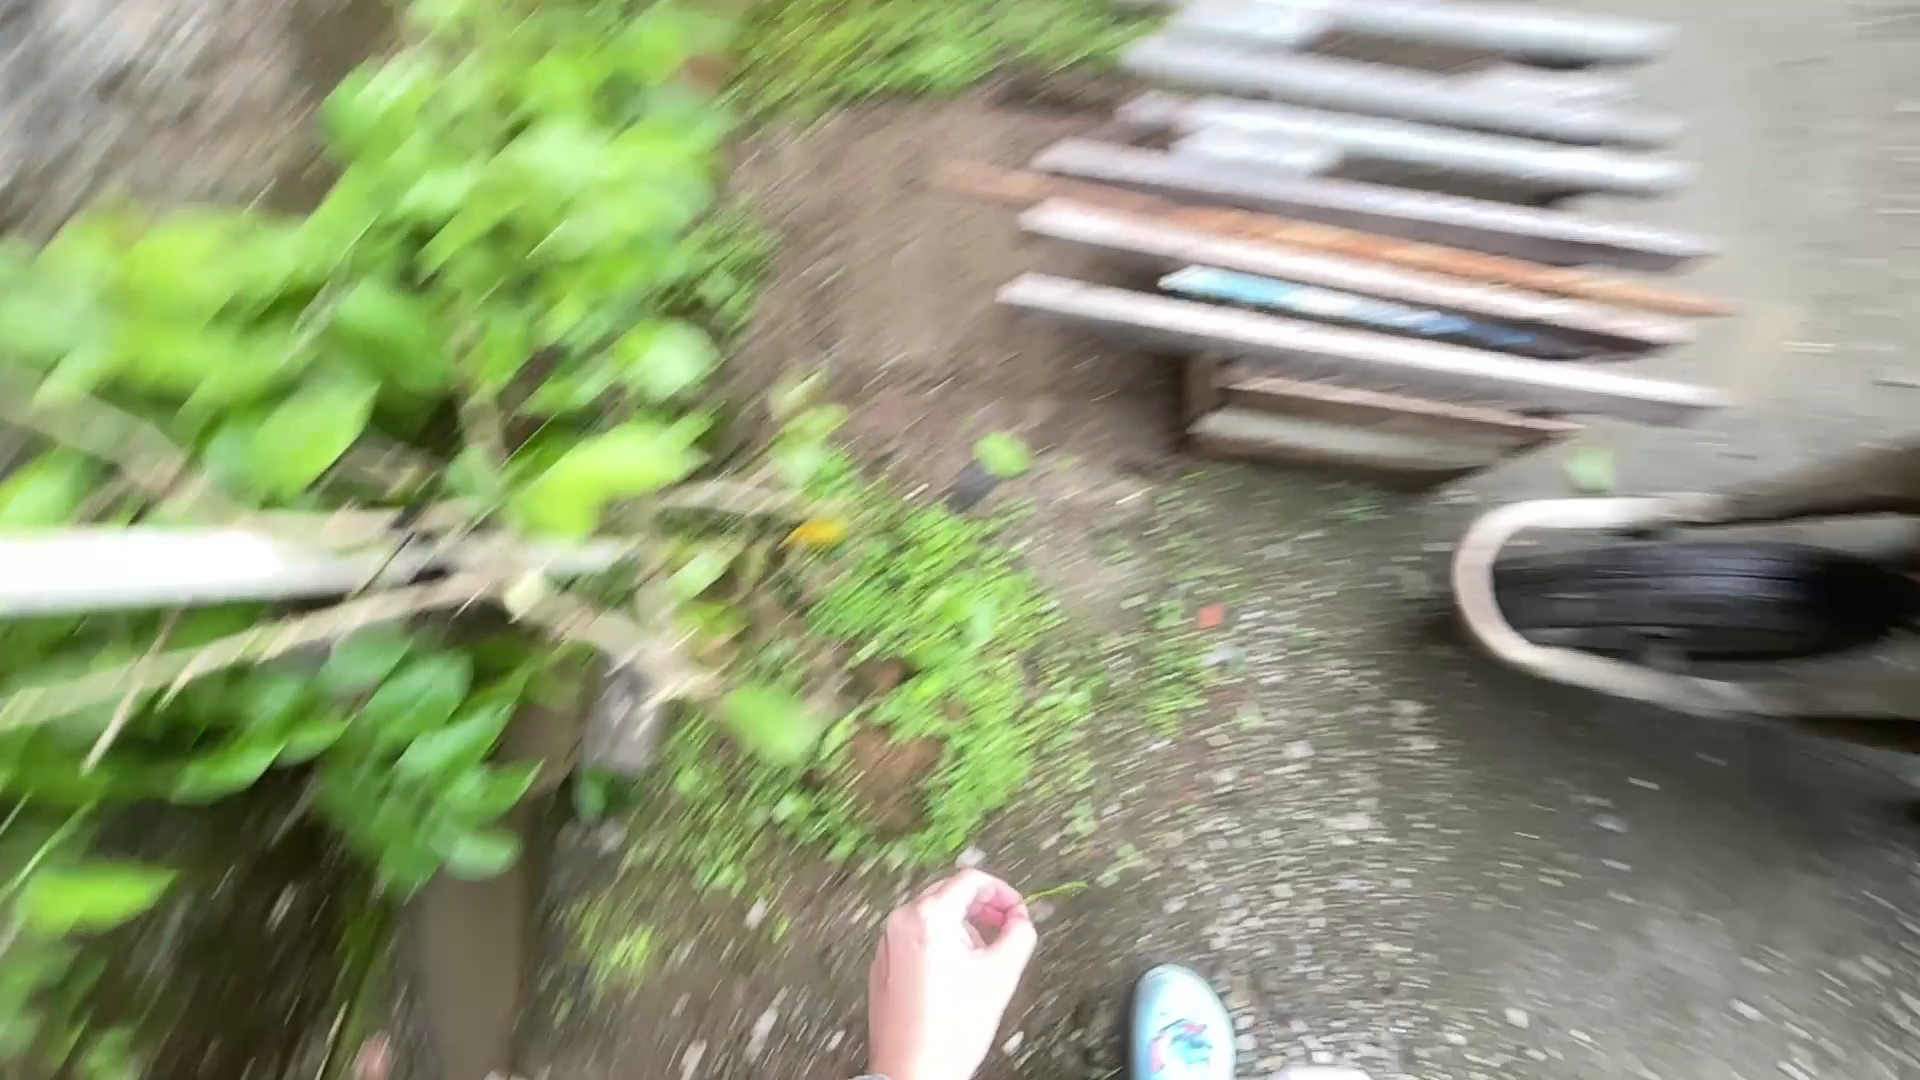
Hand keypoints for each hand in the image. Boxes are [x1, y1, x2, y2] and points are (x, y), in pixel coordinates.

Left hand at [866, 869, 1037, 1079]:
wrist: (912, 1075)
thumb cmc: (952, 1031)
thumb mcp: (1000, 976)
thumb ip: (1019, 934)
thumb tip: (1021, 917)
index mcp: (929, 916)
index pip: (970, 880)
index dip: (1001, 891)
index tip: (1017, 910)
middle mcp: (902, 919)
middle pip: (949, 892)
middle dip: (982, 906)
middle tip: (1006, 926)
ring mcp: (888, 941)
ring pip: (933, 913)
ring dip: (963, 924)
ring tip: (982, 955)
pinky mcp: (883, 962)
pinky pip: (916, 934)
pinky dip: (940, 939)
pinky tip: (956, 970)